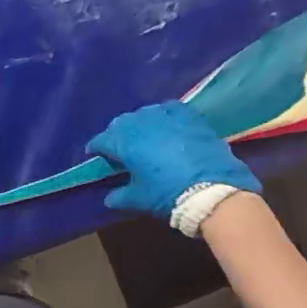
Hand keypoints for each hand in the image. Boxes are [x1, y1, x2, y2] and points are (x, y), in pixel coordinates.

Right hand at [87, 101, 261, 217]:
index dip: (96, 148)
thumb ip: (119, 196)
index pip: (101, 140)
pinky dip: (164, 115)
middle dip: (116, 134)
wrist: (212, 190)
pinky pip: (170, 109)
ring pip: (144, 113)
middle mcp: (142, 123)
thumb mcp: (138, 199)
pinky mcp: (190, 118)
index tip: (94, 155)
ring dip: (139, 123)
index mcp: (124, 142)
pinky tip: (166, 123)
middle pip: (121, 123)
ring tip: (143, 135)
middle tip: (119, 148)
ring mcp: (167, 117)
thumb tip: (110, 198)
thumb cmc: (166, 193)